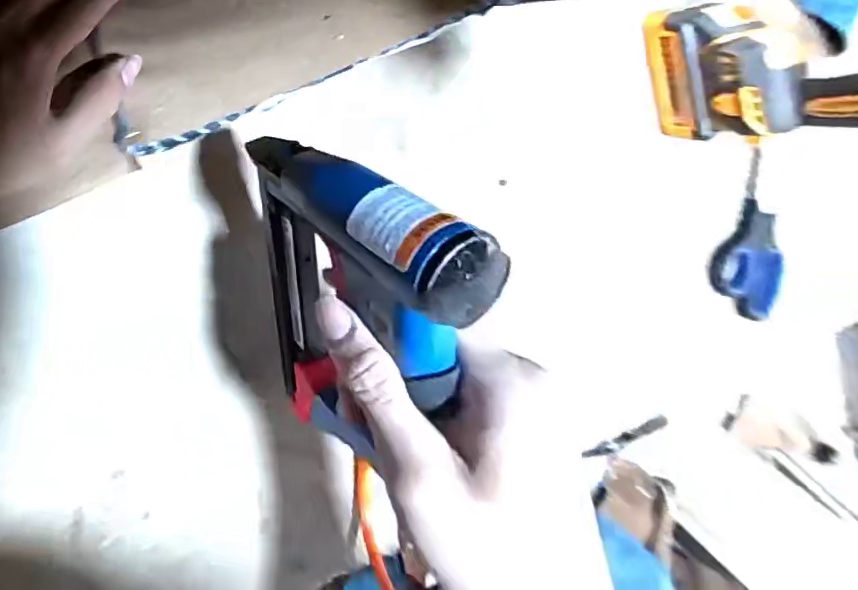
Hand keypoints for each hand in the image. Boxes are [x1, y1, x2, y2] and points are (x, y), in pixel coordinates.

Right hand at [317, 295, 610, 589]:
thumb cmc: (489, 554)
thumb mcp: (417, 470)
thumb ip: (373, 384)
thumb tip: (328, 303)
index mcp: (509, 374)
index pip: (418, 319)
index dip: (372, 334)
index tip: (343, 369)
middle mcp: (525, 375)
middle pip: (425, 348)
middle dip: (383, 381)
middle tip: (360, 424)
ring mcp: (529, 402)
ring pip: (436, 375)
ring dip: (400, 404)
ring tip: (387, 451)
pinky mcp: (526, 426)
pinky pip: (458, 398)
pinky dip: (426, 419)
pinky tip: (416, 457)